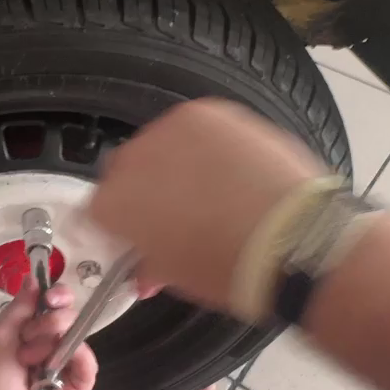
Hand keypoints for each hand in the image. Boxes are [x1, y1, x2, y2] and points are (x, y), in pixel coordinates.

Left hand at [0, 280, 97, 389]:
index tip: (51, 295)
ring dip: (54, 339)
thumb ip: (19, 308)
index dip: (53, 296)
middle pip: (65, 317)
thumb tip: (32, 279)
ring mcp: (63, 370)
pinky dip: (76, 355)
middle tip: (30, 334)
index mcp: (22, 337)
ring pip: (76, 335)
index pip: (47, 307)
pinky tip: (58, 362)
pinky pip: (88, 362)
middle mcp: (44, 350)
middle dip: (50, 319)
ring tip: (31, 358)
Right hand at [90, 99, 330, 312]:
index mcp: (113, 204)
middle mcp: (132, 159)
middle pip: (124, 169)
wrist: (292, 238)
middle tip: (171, 213)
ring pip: (159, 143)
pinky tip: (227, 169)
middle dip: (143, 189)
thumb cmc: (228, 266)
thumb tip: (148, 267)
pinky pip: (195, 128)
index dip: (118, 224)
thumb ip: (149, 263)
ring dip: (173, 162)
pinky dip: (205, 144)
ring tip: (207, 188)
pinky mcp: (209, 112)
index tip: (135, 235)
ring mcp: (170, 130)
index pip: (97, 208)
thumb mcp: (176, 277)